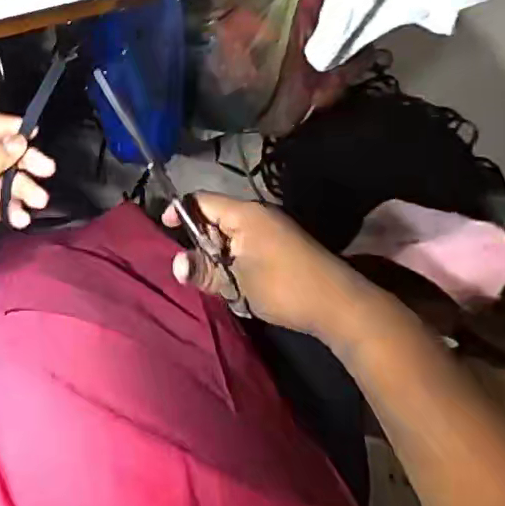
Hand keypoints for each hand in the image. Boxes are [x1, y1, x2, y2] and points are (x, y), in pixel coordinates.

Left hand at [0, 113, 55, 277]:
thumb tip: (20, 140)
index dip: (11, 129)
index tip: (34, 135)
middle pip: (5, 152)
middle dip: (26, 162)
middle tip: (47, 170)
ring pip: (9, 178)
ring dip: (25, 189)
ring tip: (38, 202)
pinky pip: (4, 201)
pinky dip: (14, 208)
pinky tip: (20, 219)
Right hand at [163, 192, 374, 340]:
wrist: (339, 304)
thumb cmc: (283, 286)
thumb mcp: (237, 282)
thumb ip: (205, 270)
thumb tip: (175, 264)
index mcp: (244, 213)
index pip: (201, 200)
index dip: (180, 211)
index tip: (165, 228)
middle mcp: (258, 213)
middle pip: (215, 217)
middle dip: (200, 240)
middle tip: (193, 266)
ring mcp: (273, 228)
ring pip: (231, 234)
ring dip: (219, 253)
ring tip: (215, 278)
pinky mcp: (283, 244)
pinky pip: (247, 243)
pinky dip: (236, 258)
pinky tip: (238, 282)